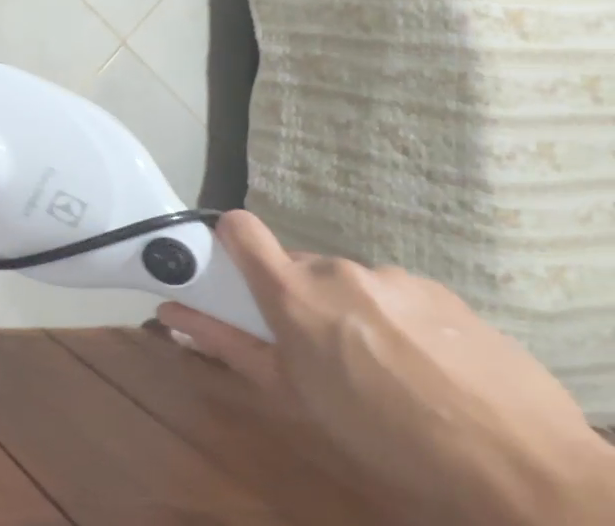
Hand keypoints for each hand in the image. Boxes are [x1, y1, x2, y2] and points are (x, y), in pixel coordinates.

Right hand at [160, 212, 613, 525]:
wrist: (522, 464)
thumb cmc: (383, 431)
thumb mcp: (292, 394)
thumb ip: (227, 344)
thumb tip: (170, 314)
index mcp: (292, 290)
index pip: (239, 227)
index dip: (228, 242)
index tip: (231, 273)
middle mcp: (340, 270)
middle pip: (298, 266)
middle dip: (296, 298)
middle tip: (311, 347)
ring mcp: (397, 279)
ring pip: (351, 284)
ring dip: (349, 311)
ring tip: (378, 367)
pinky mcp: (446, 294)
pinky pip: (399, 297)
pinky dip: (397, 322)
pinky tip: (423, 368)